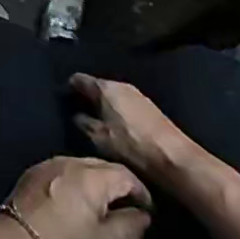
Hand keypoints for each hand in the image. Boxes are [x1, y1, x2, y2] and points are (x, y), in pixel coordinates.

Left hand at [1, 157, 152, 238]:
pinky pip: (62, 172)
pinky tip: (75, 202)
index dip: (142, 192)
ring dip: (95, 182)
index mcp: (90, 175)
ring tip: (103, 206)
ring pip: (80, 166)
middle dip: (119, 184)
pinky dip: (75, 183)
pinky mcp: (31, 174)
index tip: (148, 212)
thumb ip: (132, 226)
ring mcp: (46, 165)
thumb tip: (141, 213)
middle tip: (128, 208)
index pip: (125, 174)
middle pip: (101, 166)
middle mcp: (67, 161)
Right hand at [70, 74, 201, 179]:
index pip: (78, 79)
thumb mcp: (99, 137)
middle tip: (77, 114)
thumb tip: (77, 115)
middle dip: (86, 98)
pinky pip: (124, 104)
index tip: (62, 102)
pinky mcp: (150, 108)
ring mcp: (138, 95)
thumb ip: (83, 122)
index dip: (67, 89)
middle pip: (96, 86)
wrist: (176, 159)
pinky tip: (116, 128)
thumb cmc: (132, 146)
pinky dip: (116, 111)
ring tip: (96, 123)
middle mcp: (121, 85)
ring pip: (111, 96)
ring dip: (102, 105)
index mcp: (105, 87)